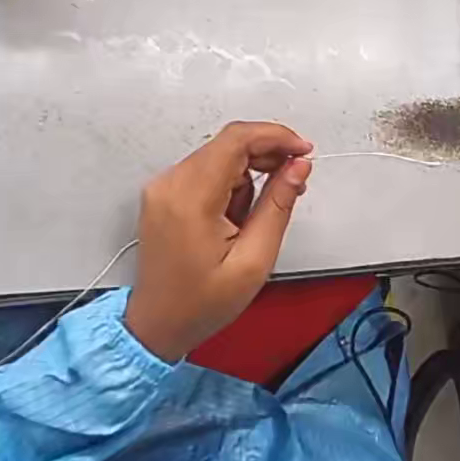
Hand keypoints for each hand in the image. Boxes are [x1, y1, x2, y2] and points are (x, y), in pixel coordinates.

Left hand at [125, 122, 314, 361]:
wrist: (157, 323)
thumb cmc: (200, 303)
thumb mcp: (253, 260)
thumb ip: (278, 205)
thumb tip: (297, 167)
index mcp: (190, 199)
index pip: (235, 140)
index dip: (275, 136)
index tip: (302, 150)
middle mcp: (170, 184)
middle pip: (227, 144)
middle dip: (266, 156)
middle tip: (292, 181)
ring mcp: (163, 187)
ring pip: (218, 157)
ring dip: (247, 176)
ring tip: (252, 221)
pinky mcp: (164, 193)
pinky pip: (205, 171)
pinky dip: (229, 184)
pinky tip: (235, 218)